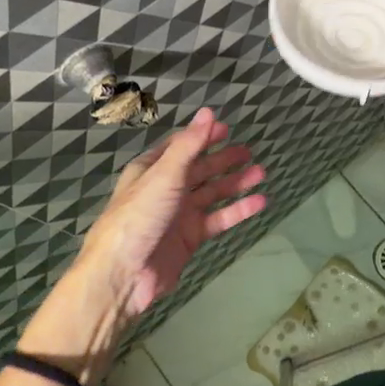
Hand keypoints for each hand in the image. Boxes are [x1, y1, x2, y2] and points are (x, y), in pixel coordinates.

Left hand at [18, 108, 265, 381]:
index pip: (180, 147)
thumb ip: (190, 144)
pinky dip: (238, 210)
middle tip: (249, 152)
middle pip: (199, 169)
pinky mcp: (190, 237)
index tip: (225, 129)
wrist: (124, 274)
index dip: (202, 137)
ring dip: (235, 183)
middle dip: (223, 160)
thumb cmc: (139, 216)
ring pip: (212, 193)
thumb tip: (208, 111)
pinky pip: (219, 219)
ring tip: (260, 173)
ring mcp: (179, 214)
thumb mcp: (164, 175)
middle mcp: (166, 189)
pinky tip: (259, 202)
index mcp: (151, 170)